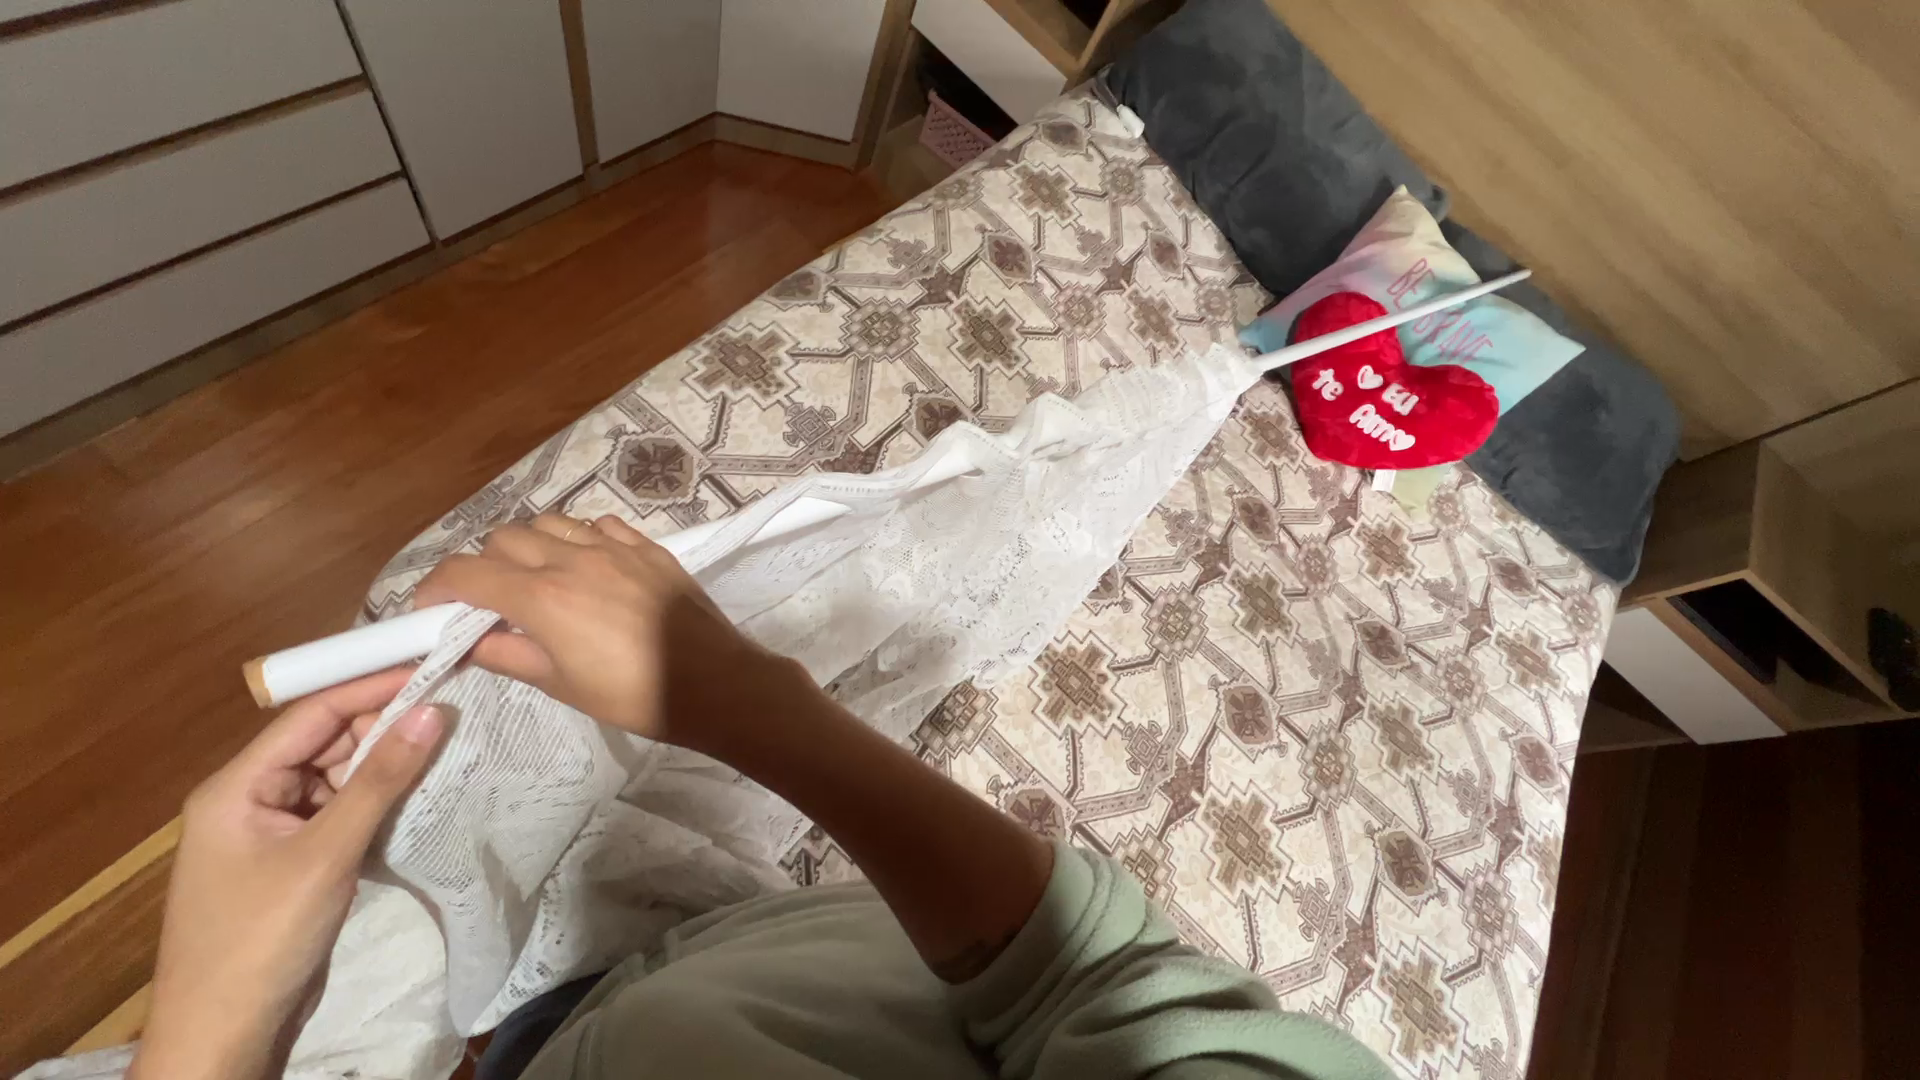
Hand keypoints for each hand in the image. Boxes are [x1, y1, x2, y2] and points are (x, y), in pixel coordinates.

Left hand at [131, 670, 444, 1079]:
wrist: (227, 1032)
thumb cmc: (263, 935)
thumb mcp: (327, 852)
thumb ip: (381, 779)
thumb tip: (433, 710)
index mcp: (238, 787)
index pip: (313, 715)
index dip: (372, 687)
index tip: (433, 667)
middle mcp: (254, 797)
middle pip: (329, 740)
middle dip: (387, 724)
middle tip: (454, 709)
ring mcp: (277, 827)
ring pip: (343, 772)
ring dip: (390, 760)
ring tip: (450, 742)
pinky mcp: (301, 854)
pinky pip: (347, 805)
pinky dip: (384, 794)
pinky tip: (425, 786)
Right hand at [411, 514, 794, 752]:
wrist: (714, 682)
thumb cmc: (634, 695)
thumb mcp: (561, 685)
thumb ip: (508, 655)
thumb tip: (469, 641)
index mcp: (543, 597)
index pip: (466, 572)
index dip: (435, 589)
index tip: (432, 611)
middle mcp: (575, 559)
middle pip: (504, 538)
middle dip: (484, 565)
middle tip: (491, 601)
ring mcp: (617, 548)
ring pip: (552, 522)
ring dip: (531, 544)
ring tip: (538, 578)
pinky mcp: (651, 549)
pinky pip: (602, 524)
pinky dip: (581, 536)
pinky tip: (588, 564)